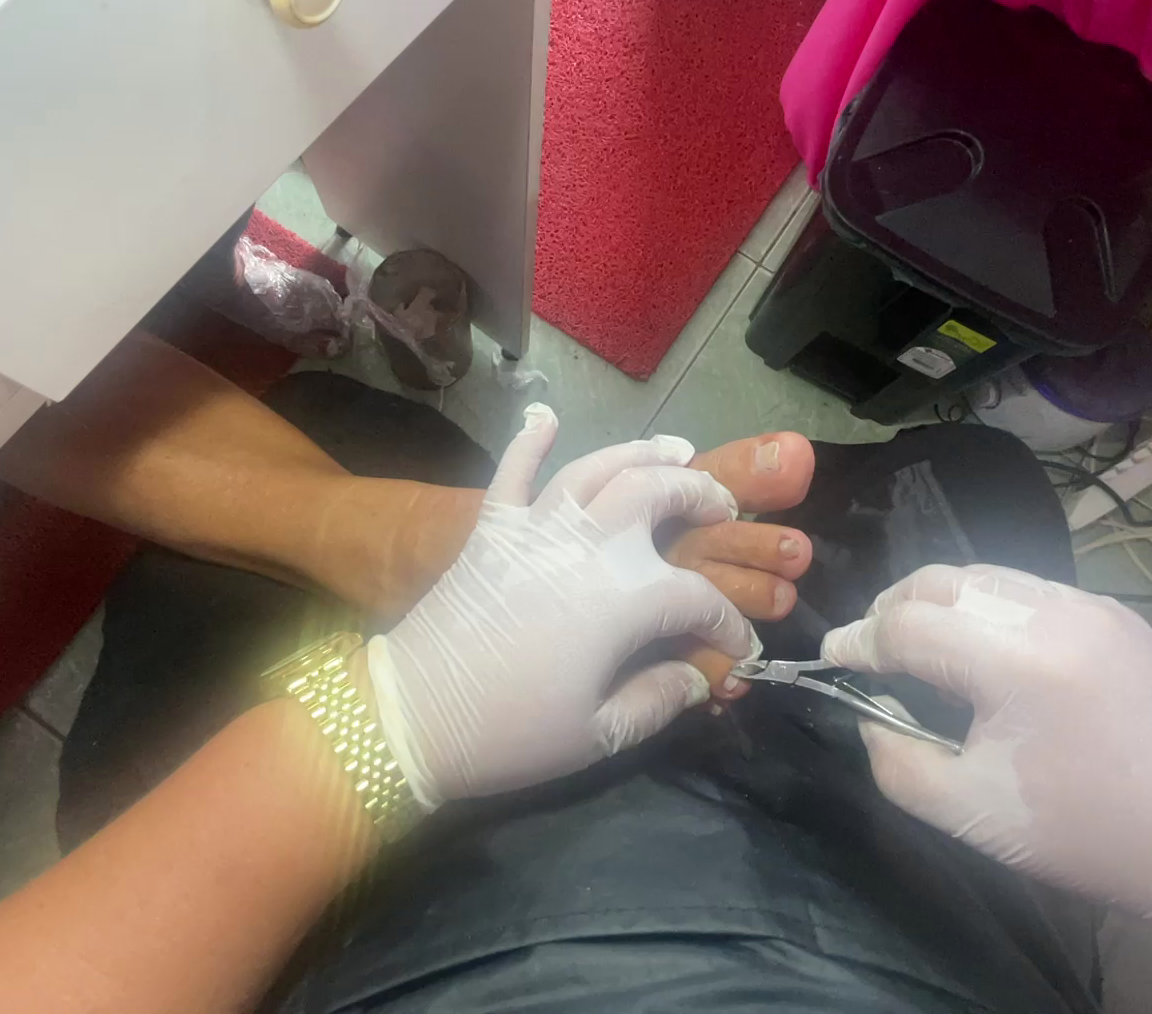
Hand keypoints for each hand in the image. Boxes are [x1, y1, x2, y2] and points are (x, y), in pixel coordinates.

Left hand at [369, 404, 757, 807]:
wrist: (413, 716)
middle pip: (657, 495)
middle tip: (721, 508)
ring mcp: (535, 527)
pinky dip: (530, 441)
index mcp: (623, 600)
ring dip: (641, 452)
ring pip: (598, 468)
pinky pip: (512, 472)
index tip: (737, 646)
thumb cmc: (510, 732)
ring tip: (676, 450)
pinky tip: (547, 417)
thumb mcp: (600, 735)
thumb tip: (700, 678)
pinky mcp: (492, 528)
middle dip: (701, 496)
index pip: (697, 599)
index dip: (727, 624)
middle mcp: (587, 546)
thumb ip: (660, 700)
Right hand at [825, 564, 1151, 1002]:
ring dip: (930, 602)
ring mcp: (1088, 605)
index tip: (832, 659)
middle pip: (936, 582)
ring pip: (976, 576)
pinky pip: (1019, 588)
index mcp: (1020, 665)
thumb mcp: (967, 814)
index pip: (907, 626)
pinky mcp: (1111, 612)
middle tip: (868, 649)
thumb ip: (892, 757)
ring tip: (915, 642)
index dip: (858, 641)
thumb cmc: (1090, 835)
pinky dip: (977, 605)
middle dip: (888, 610)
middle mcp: (1053, 614)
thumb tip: (870, 709)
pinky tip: (976, 645)